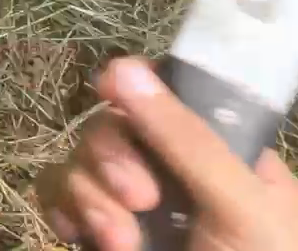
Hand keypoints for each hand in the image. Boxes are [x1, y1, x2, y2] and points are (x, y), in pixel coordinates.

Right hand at [37, 58, 297, 250]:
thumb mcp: (244, 213)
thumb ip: (184, 140)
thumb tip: (118, 64)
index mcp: (230, 164)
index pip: (171, 100)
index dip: (136, 90)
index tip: (111, 90)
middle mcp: (176, 177)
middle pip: (112, 128)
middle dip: (109, 160)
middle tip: (135, 198)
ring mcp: (134, 207)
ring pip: (78, 160)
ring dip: (87, 195)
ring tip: (116, 242)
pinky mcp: (95, 230)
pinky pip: (54, 192)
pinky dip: (60, 209)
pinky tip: (76, 234)